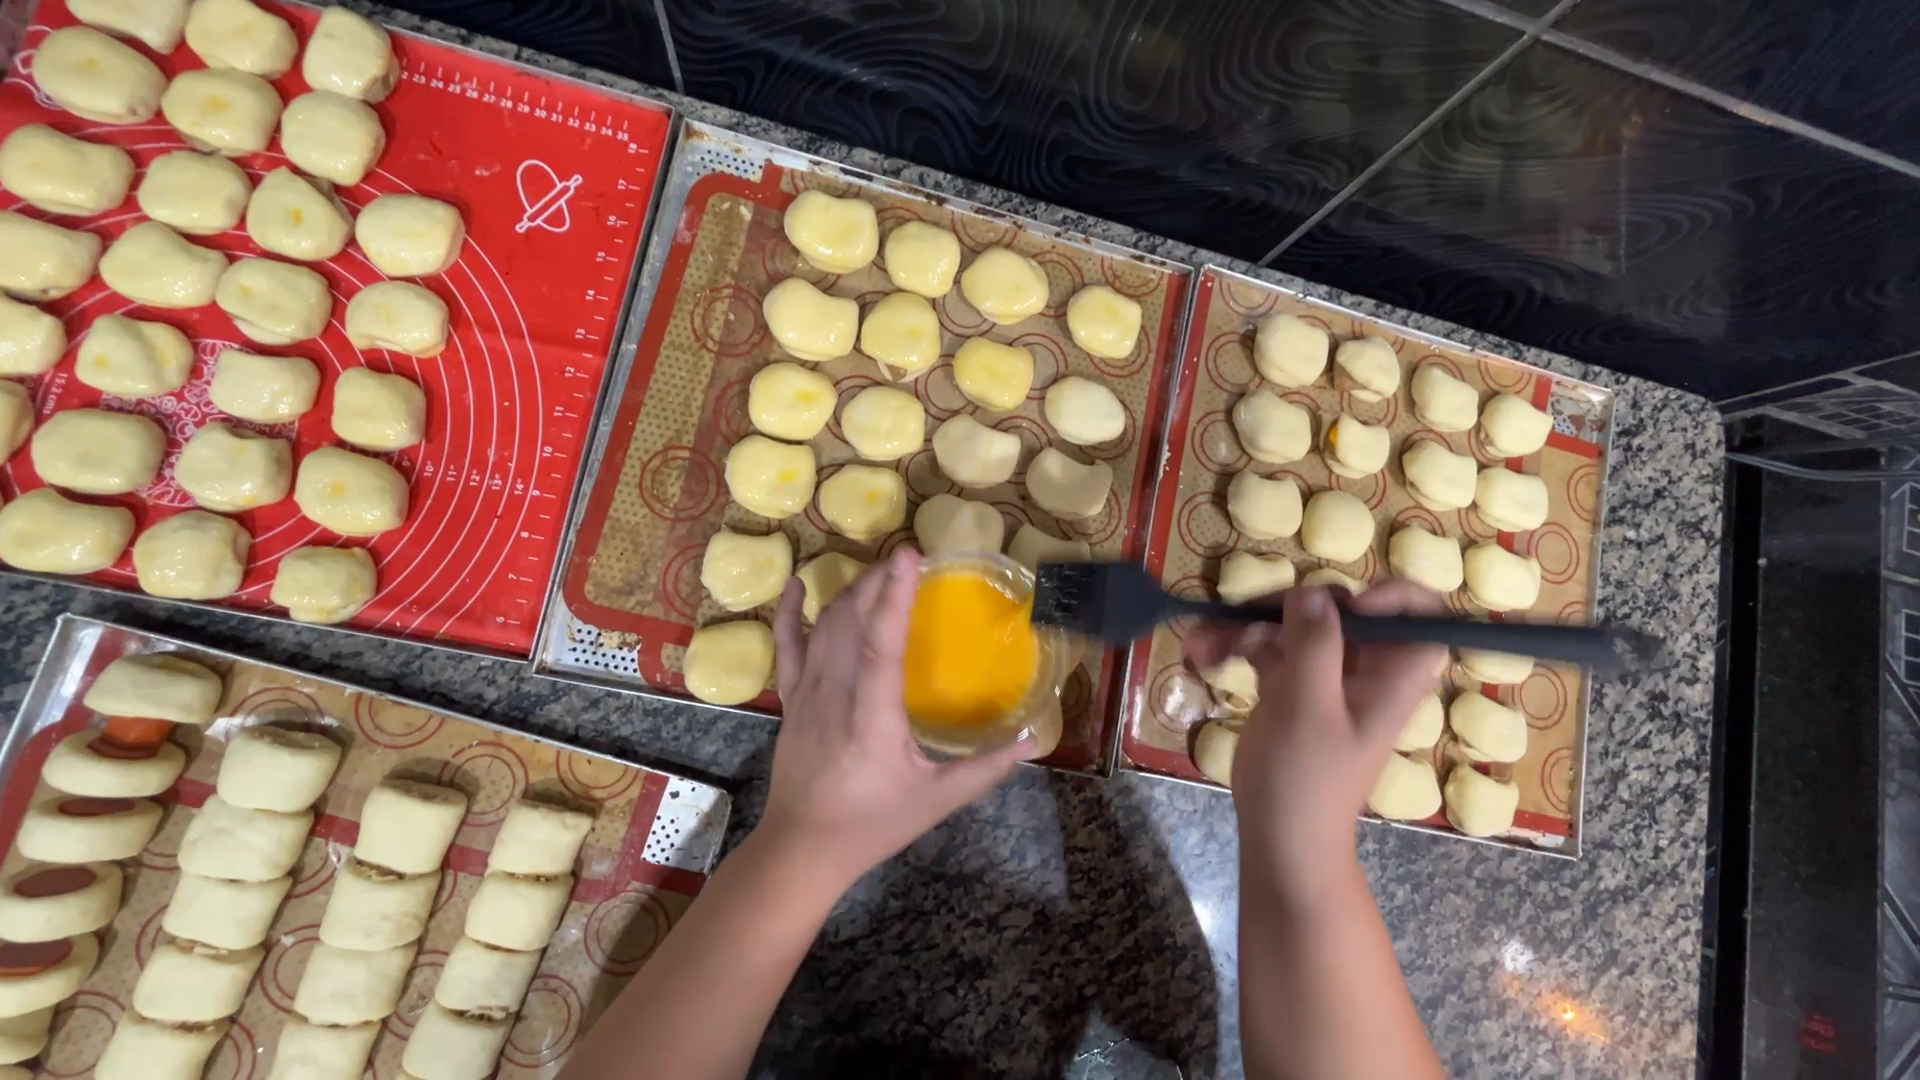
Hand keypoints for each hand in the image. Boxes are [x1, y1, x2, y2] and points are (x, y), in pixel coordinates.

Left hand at [760, 547, 1033, 888]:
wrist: (801, 847)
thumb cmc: (872, 824)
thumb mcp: (936, 800)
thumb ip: (986, 768)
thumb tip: (1034, 738)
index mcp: (871, 718)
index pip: (880, 645)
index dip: (894, 597)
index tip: (909, 557)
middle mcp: (833, 695)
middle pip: (851, 621)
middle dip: (877, 581)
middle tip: (907, 559)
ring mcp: (805, 693)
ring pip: (824, 625)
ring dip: (851, 591)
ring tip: (879, 569)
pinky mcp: (790, 698)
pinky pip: (785, 645)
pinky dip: (789, 612)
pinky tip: (794, 584)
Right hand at [1187, 581, 1444, 893]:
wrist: (1280, 835)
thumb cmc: (1307, 777)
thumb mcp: (1310, 707)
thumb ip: (1315, 645)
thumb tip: (1312, 590)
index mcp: (1391, 675)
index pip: (1420, 618)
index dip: (1393, 597)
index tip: (1349, 604)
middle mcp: (1361, 669)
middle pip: (1338, 611)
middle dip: (1286, 606)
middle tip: (1246, 612)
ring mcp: (1321, 676)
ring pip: (1291, 626)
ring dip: (1244, 626)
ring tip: (1201, 641)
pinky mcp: (1286, 686)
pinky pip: (1263, 649)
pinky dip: (1233, 646)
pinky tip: (1202, 655)